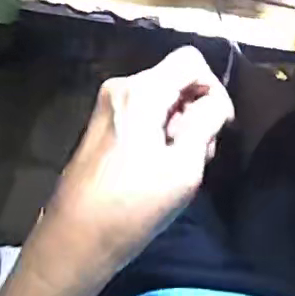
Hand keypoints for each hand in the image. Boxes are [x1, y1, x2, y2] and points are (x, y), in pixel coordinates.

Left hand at [23, 46, 233, 290]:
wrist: (76, 236)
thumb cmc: (133, 205)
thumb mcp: (184, 168)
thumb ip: (206, 123)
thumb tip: (215, 101)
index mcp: (141, 90)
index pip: (191, 59)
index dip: (213, 88)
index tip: (218, 126)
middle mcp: (122, 86)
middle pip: (175, 78)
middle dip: (195, 111)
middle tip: (197, 156)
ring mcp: (109, 102)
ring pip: (162, 96)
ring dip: (179, 125)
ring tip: (177, 168)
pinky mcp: (103, 121)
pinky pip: (144, 110)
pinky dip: (159, 130)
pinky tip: (158, 167)